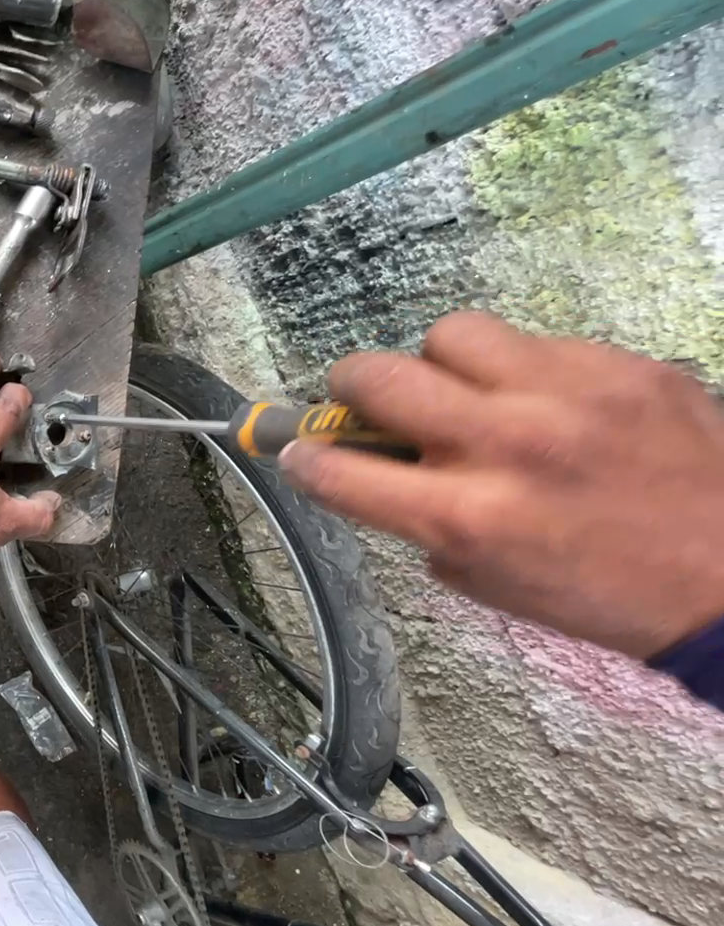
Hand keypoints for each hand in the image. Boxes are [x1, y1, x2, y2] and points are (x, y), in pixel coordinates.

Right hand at [278, 311, 723, 659]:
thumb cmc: (596, 590)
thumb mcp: (477, 573)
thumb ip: (409, 514)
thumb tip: (365, 462)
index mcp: (465, 516)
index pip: (333, 469)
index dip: (299, 458)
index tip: (298, 453)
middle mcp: (507, 446)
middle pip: (375, 376)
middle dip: (350, 389)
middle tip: (370, 406)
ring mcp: (570, 397)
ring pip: (449, 335)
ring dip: (439, 364)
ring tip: (468, 392)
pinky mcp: (627, 367)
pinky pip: (534, 341)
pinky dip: (520, 369)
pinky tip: (547, 402)